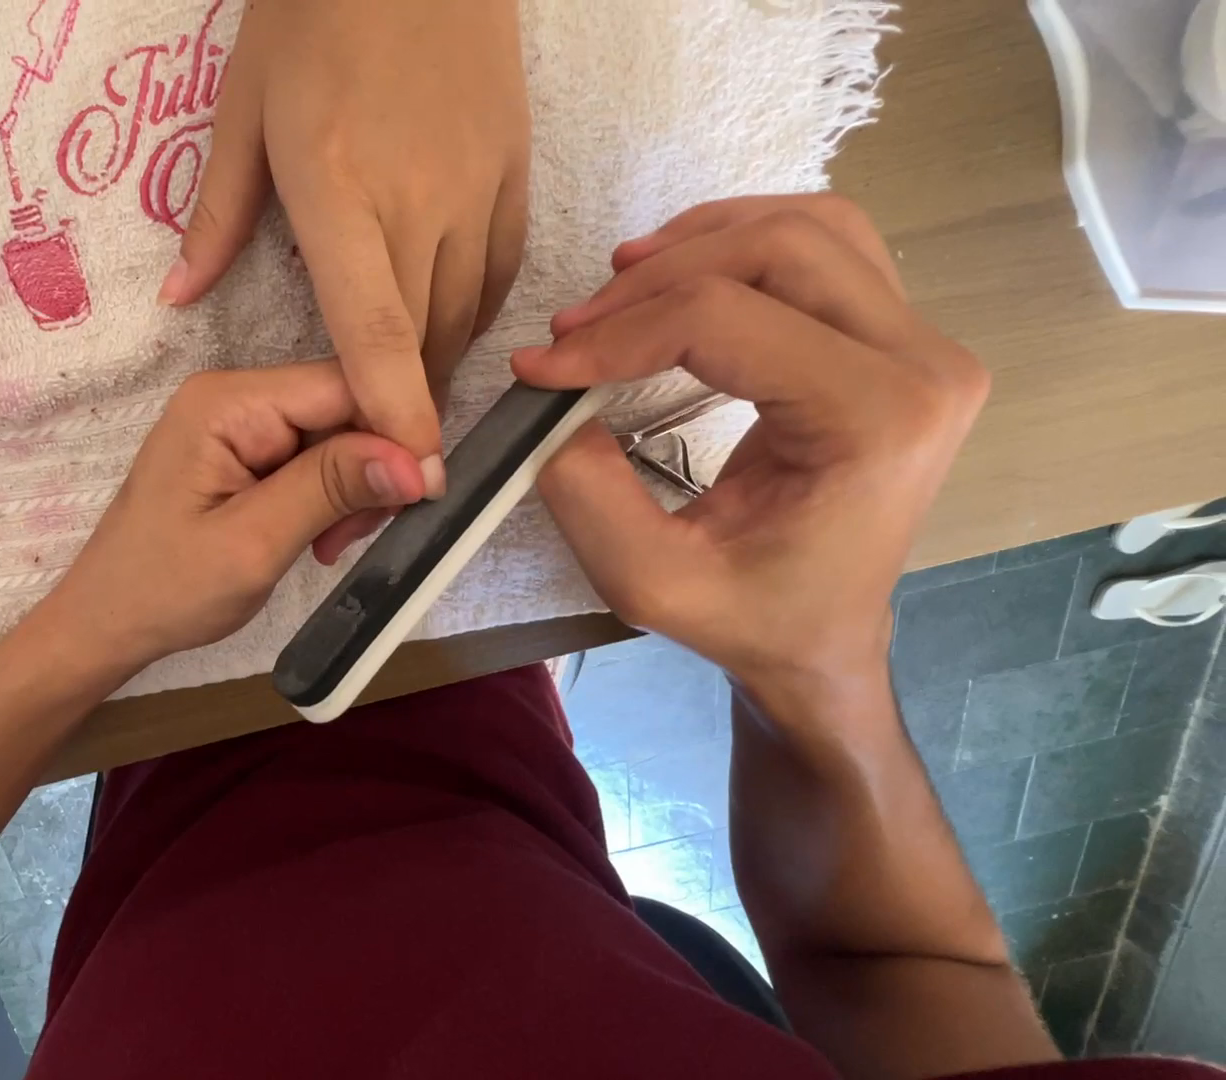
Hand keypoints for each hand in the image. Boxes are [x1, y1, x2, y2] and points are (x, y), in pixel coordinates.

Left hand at [44, 363, 426, 673]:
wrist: (109, 621)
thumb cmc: (166, 589)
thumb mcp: (254, 543)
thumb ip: (330, 490)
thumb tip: (416, 462)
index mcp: (227, 402)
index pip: (343, 384)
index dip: (395, 432)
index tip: (423, 493)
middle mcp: (235, 396)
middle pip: (342, 408)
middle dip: (368, 470)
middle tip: (354, 536)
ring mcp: (239, 423)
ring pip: (335, 438)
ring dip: (350, 492)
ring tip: (328, 546)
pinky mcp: (245, 452)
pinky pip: (313, 460)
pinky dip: (330, 499)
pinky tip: (317, 538)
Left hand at [159, 0, 530, 490]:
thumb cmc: (311, 21)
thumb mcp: (242, 114)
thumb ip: (217, 220)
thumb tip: (180, 297)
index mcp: (339, 196)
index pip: (374, 328)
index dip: (392, 409)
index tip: (407, 470)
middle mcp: (419, 205)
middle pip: (423, 342)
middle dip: (408, 413)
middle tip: (383, 460)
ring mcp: (476, 191)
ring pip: (464, 317)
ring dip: (438, 372)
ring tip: (408, 407)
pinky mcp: (514, 176)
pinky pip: (499, 277)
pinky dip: (473, 321)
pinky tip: (447, 339)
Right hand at [512, 195, 989, 696]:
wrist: (819, 637)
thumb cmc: (747, 617)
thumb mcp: (645, 580)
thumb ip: (587, 492)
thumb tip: (554, 405)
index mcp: (874, 420)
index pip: (724, 321)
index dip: (615, 335)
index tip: (539, 369)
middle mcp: (922, 362)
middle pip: (778, 249)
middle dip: (653, 278)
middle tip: (571, 326)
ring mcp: (921, 343)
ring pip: (810, 228)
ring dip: (698, 242)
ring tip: (616, 281)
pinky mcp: (896, 341)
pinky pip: (823, 248)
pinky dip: (737, 243)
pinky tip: (677, 271)